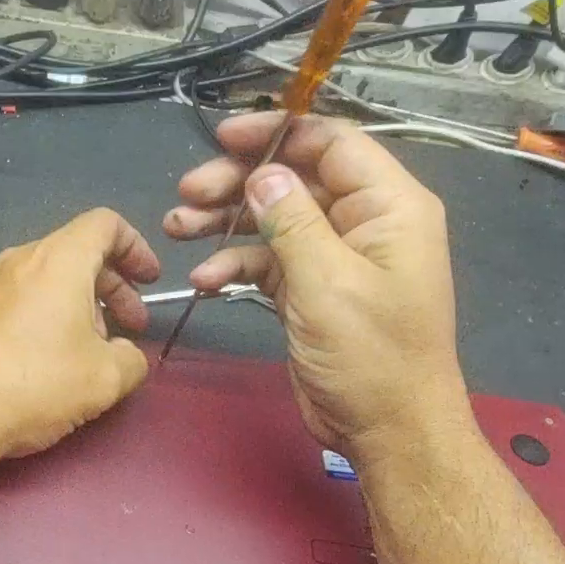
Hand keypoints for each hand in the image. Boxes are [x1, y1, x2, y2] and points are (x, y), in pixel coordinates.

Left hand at [0, 208, 158, 459]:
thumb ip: (133, 358)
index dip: (137, 247)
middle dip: (115, 285)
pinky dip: (54, 312)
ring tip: (97, 347)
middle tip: (133, 326)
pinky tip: (58, 357)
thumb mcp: (107, 378)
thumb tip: (126, 355)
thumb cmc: (38, 384)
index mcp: (59, 259)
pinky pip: (27, 296)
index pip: (105, 224)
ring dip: (85, 302)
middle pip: (80, 251)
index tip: (150, 281)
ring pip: (52, 276)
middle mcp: (23, 260)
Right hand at [164, 113, 470, 457]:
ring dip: (224, 222)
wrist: (387, 430)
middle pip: (293, 179)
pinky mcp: (308, 290)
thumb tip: (261, 174)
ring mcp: (333, 257)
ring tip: (177, 226)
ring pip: (272, 219)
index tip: (223, 139)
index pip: (331, 143)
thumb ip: (293, 222)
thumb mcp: (329, 284)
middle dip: (238, 183)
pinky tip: (205, 280)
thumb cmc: (371, 356)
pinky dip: (234, 267)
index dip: (277, 133)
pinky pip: (266, 262)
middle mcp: (361, 222)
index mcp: (387, 206)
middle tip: (186, 192)